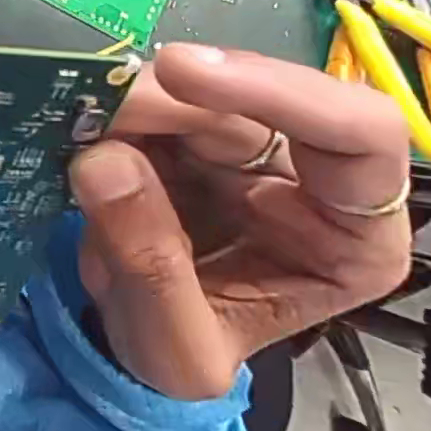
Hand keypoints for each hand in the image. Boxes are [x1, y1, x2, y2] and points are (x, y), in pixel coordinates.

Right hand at [72, 44, 412, 399]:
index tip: (179, 73)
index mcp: (347, 236)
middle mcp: (301, 179)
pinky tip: (78, 124)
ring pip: (189, 97)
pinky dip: (106, 110)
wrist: (136, 341)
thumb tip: (104, 161)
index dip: (277, 91)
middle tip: (90, 110)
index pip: (355, 136)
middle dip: (163, 103)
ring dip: (126, 106)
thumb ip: (150, 266)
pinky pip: (145, 105)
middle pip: (247, 107)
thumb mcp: (173, 346)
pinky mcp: (178, 137)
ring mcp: (237, 152)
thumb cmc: (182, 357)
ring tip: (75, 128)